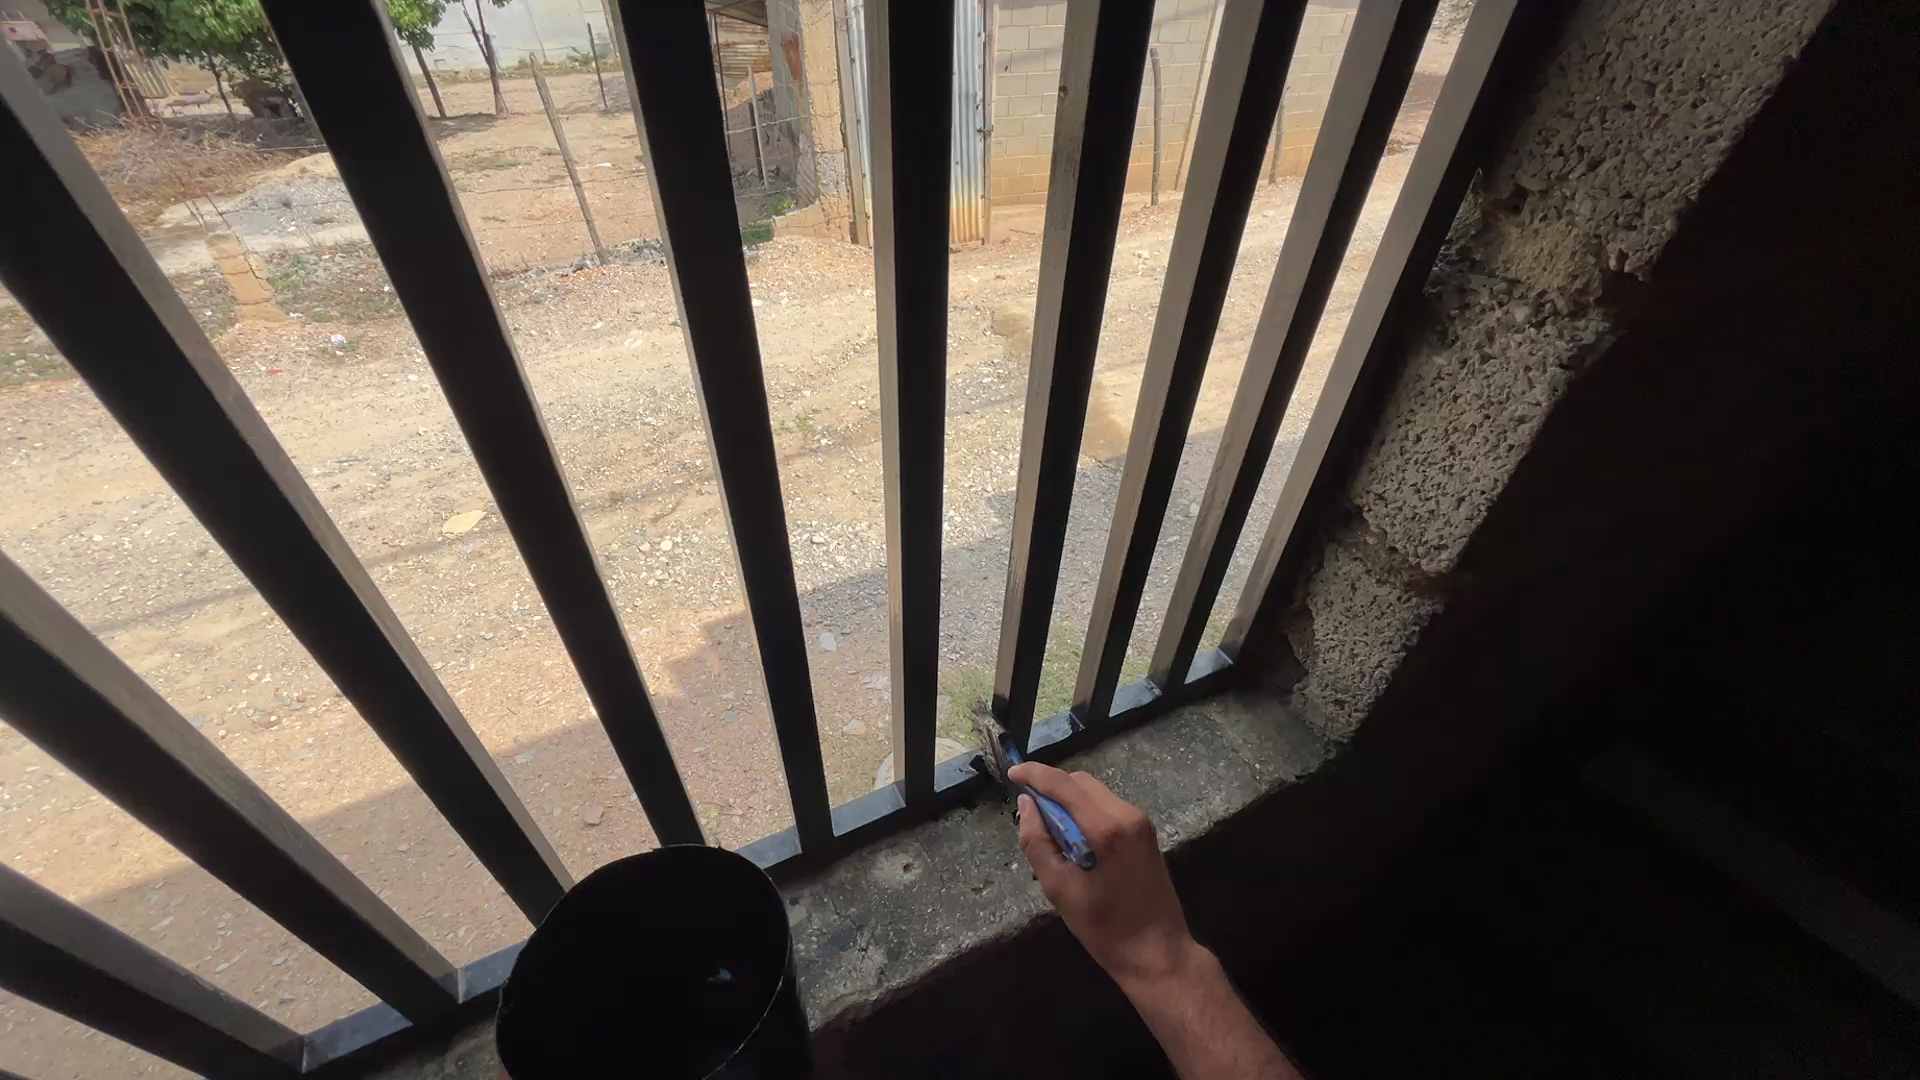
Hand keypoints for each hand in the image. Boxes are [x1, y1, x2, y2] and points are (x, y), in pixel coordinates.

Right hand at [1009, 761, 1200, 988]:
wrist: (1159, 955)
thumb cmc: (1106, 929)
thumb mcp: (1060, 890)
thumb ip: (1037, 842)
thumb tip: (1026, 804)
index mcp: (1106, 828)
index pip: (1064, 784)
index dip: (1034, 774)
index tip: (1012, 773)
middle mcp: (1126, 814)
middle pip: (1080, 782)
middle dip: (1051, 787)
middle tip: (1030, 810)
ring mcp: (1140, 821)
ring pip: (1094, 791)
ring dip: (1068, 799)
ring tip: (1050, 828)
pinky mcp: (1145, 831)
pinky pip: (1107, 806)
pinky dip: (1085, 810)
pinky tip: (1075, 838)